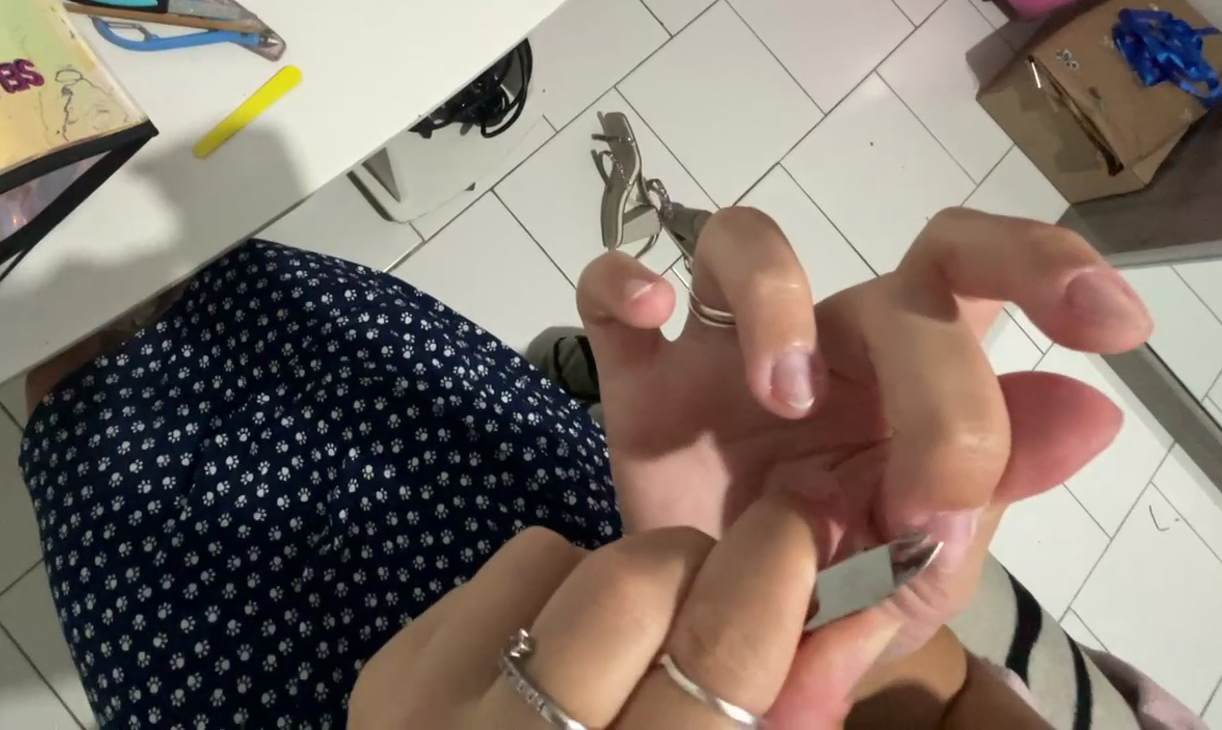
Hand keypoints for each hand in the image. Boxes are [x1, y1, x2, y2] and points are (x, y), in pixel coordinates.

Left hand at [350, 494, 906, 728]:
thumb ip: (779, 719)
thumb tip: (830, 609)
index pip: (712, 650)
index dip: (772, 564)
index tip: (801, 513)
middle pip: (626, 579)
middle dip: (691, 559)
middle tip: (711, 586)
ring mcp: (429, 699)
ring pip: (554, 552)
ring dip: (609, 578)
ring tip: (615, 645)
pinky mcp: (391, 666)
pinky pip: (498, 573)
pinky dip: (544, 592)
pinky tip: (545, 657)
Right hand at [575, 207, 1151, 709]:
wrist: (710, 636)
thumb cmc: (826, 587)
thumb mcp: (921, 557)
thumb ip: (993, 485)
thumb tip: (1093, 410)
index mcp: (903, 376)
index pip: (975, 275)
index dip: (1043, 266)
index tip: (1109, 326)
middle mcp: (818, 337)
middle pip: (889, 280)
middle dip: (936, 374)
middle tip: (928, 489)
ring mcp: (715, 346)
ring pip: (740, 239)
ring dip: (775, 301)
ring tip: (782, 397)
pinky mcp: (636, 372)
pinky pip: (607, 290)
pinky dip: (621, 281)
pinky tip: (646, 309)